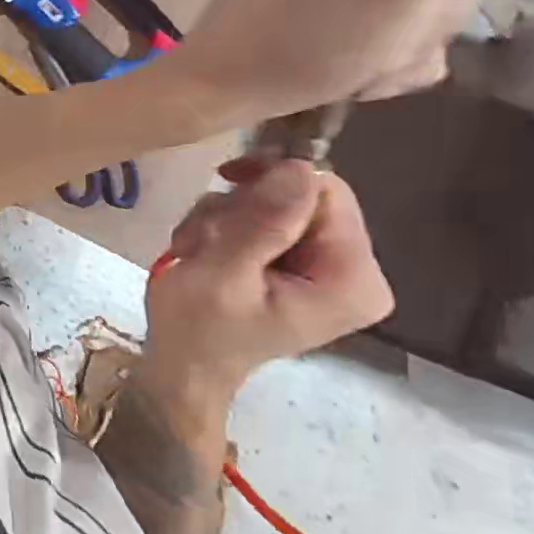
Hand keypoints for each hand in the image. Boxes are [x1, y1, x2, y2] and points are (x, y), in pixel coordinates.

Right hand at [143, 159, 391, 393]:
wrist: (181, 368)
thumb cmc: (197, 328)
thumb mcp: (222, 274)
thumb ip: (262, 223)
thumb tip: (298, 166)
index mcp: (351, 279)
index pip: (326, 194)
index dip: (272, 181)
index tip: (222, 180)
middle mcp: (353, 271)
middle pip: (301, 198)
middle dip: (240, 208)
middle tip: (200, 235)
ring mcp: (325, 270)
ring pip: (277, 206)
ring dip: (224, 218)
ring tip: (196, 250)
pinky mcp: (298, 268)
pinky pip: (267, 223)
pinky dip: (226, 229)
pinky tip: (204, 252)